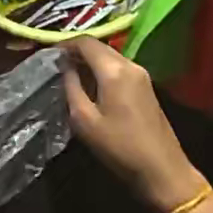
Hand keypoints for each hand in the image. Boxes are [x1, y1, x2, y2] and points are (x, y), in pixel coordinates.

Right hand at [61, 36, 206, 212]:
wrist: (163, 170)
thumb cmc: (120, 147)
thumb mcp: (84, 121)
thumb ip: (71, 87)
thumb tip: (65, 67)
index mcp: (113, 70)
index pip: (86, 42)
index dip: (66, 44)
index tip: (50, 55)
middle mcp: (129, 64)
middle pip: (99, 46)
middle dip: (77, 51)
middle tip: (58, 65)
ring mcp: (141, 74)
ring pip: (110, 56)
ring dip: (91, 61)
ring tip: (72, 76)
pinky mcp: (146, 85)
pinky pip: (119, 67)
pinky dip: (103, 70)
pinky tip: (93, 86)